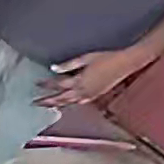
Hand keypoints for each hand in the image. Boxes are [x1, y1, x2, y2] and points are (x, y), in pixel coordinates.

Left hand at [34, 46, 155, 106]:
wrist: (129, 61)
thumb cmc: (108, 57)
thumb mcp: (87, 58)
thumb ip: (69, 65)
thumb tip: (52, 68)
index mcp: (79, 80)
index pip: (57, 84)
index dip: (45, 84)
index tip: (36, 83)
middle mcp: (82, 90)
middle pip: (59, 98)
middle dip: (46, 101)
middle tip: (33, 103)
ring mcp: (89, 94)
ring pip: (68, 102)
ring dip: (55, 104)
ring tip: (45, 105)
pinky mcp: (96, 95)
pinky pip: (79, 102)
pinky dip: (69, 104)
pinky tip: (65, 104)